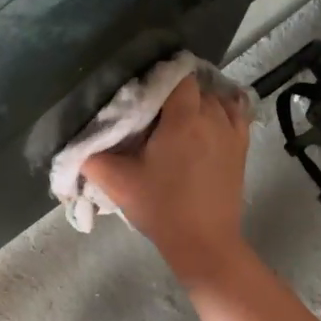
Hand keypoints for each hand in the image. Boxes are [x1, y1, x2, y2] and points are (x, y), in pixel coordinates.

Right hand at [82, 74, 252, 281]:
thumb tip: (79, 138)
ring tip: (178, 114)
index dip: (158, 77)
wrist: (204, 243)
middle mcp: (212, 116)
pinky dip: (222, 108)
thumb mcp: (118, 182)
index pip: (176, 76)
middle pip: (195, 85)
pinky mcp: (242, 146)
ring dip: (198, 100)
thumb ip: (92, 156)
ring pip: (216, 97)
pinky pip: (236, 112)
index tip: (141, 89)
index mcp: (183, 119)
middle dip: (175, 90)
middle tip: (153, 108)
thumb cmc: (161, 209)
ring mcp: (232, 130)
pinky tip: (207, 119)